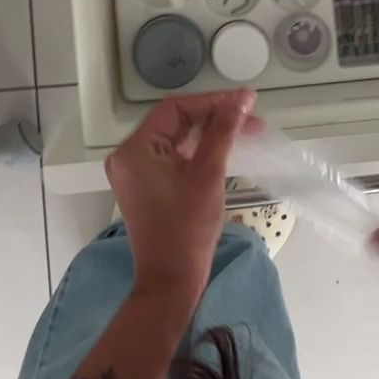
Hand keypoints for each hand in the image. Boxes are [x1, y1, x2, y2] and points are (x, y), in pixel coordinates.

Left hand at [106, 88, 256, 304]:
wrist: (172, 281)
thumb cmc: (188, 228)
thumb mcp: (209, 174)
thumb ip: (224, 130)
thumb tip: (242, 98)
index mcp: (135, 149)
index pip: (175, 109)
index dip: (211, 101)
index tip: (244, 101)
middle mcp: (128, 155)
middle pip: (175, 121)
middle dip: (213, 116)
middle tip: (249, 116)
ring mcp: (135, 172)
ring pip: (176, 138)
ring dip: (208, 132)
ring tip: (244, 129)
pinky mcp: (146, 185)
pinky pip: (173, 155)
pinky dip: (197, 150)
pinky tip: (223, 147)